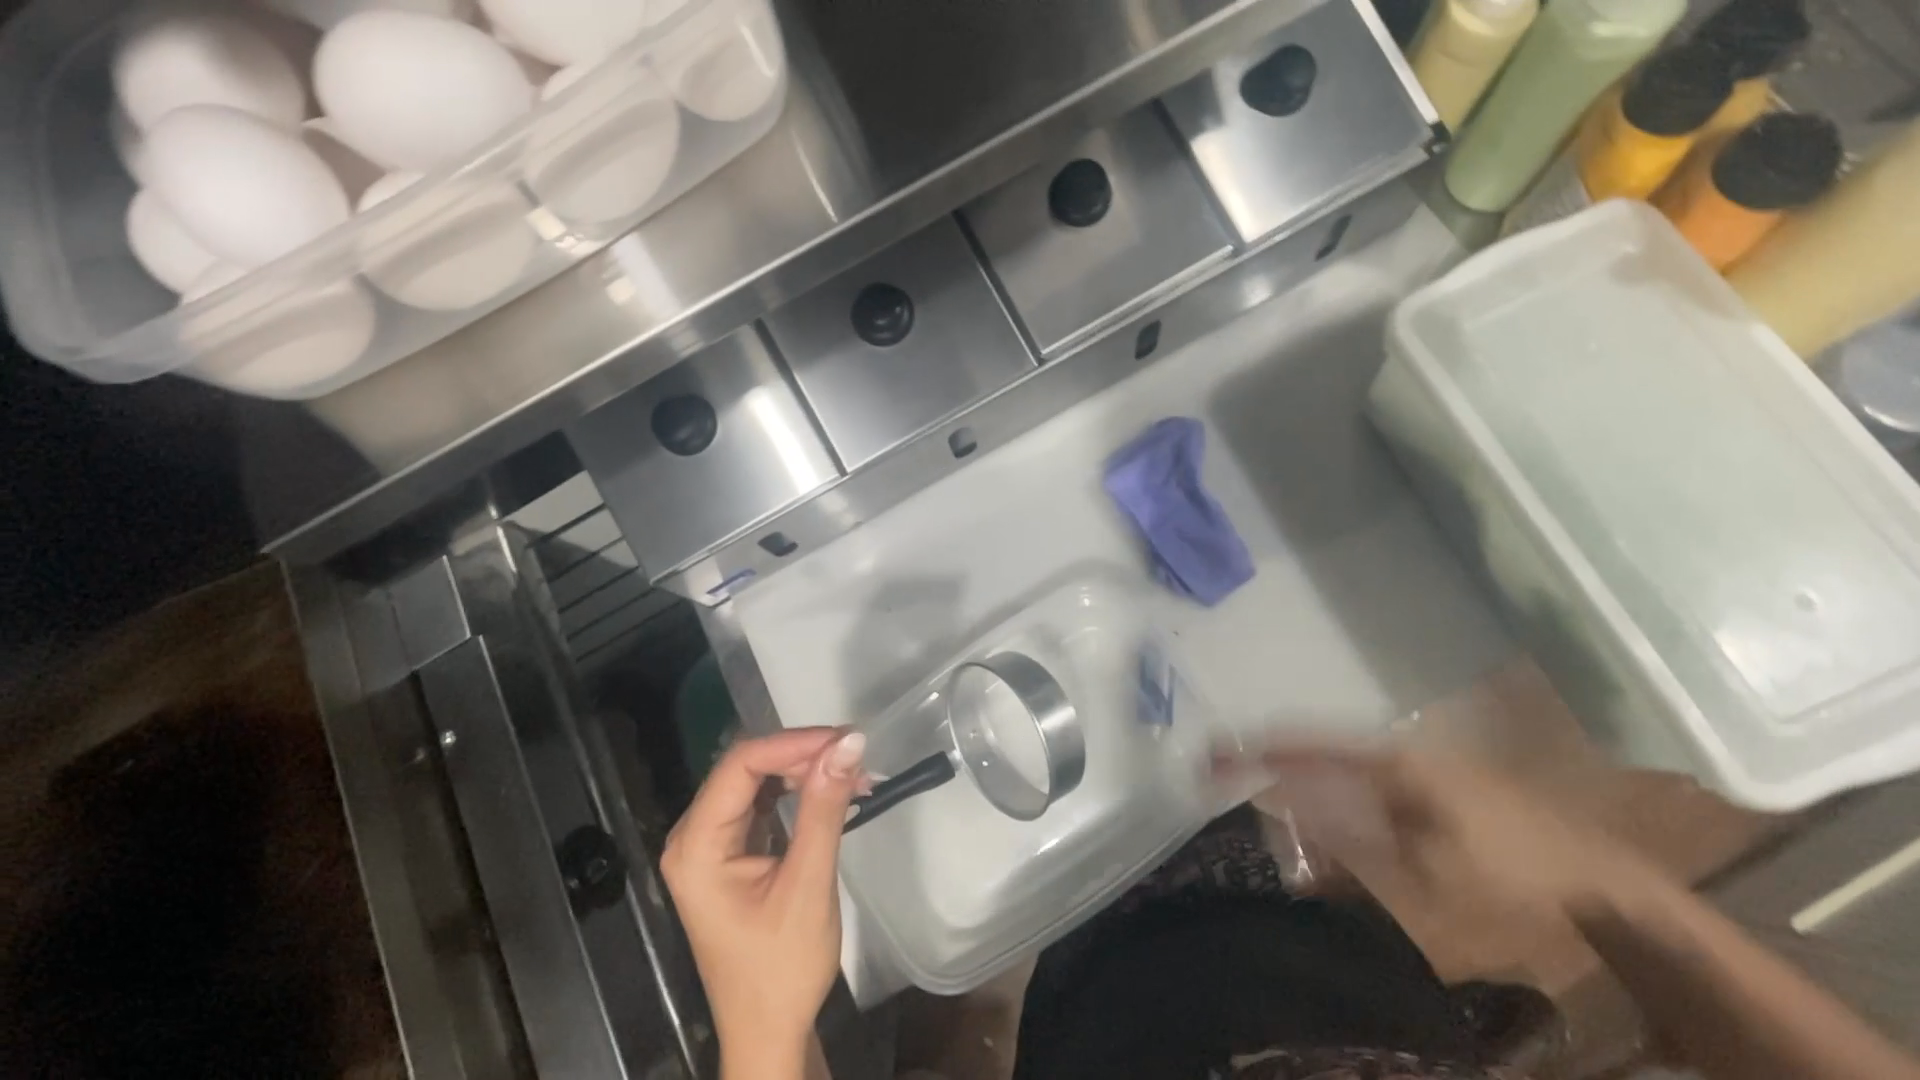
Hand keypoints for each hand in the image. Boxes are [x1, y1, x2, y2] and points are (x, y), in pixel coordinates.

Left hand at [661, 728, 866, 1071]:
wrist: (769, 1030)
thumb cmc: (782, 967)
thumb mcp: (808, 885)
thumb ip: (824, 808)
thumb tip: (849, 742)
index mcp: (695, 846)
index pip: (740, 765)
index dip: (793, 743)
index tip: (846, 740)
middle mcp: (692, 837)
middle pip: (746, 769)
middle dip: (802, 755)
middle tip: (856, 756)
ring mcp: (709, 847)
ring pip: (756, 783)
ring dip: (804, 772)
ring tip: (853, 772)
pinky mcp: (730, 855)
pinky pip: (761, 807)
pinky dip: (797, 795)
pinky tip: (832, 792)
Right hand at [1225, 745, 1659, 921]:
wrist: (1600, 879)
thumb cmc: (1511, 874)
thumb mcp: (1426, 873)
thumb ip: (1349, 843)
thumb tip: (1287, 817)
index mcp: (1394, 763)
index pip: (1307, 745)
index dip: (1256, 749)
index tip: (1210, 753)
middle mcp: (1401, 753)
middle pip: (1318, 749)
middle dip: (1268, 759)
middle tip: (1220, 770)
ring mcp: (1420, 767)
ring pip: (1341, 767)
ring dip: (1298, 777)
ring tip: (1255, 785)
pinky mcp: (1434, 786)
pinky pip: (1366, 783)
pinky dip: (1332, 792)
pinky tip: (1320, 812)